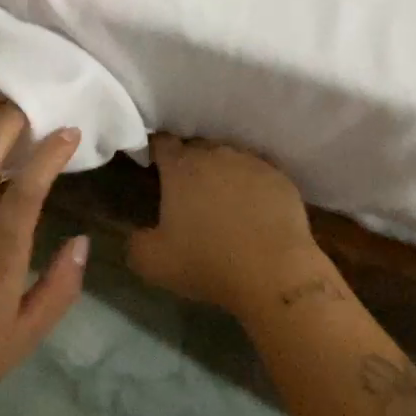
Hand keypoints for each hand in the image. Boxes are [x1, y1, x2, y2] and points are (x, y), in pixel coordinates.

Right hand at [127, 135, 327, 316]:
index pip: (162, 141)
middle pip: (196, 146)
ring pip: (229, 156)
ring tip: (223, 198)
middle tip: (187, 189)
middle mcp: (216, 153)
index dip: (155, 151)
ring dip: (222, 171)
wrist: (274, 273)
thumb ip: (136, 241)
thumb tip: (136, 233)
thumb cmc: (208, 263)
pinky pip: (259, 171)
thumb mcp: (153, 263)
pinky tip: (253, 206)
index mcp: (181, 167)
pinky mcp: (280, 176)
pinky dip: (251, 183)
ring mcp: (251, 161)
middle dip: (189, 161)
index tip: (153, 166)